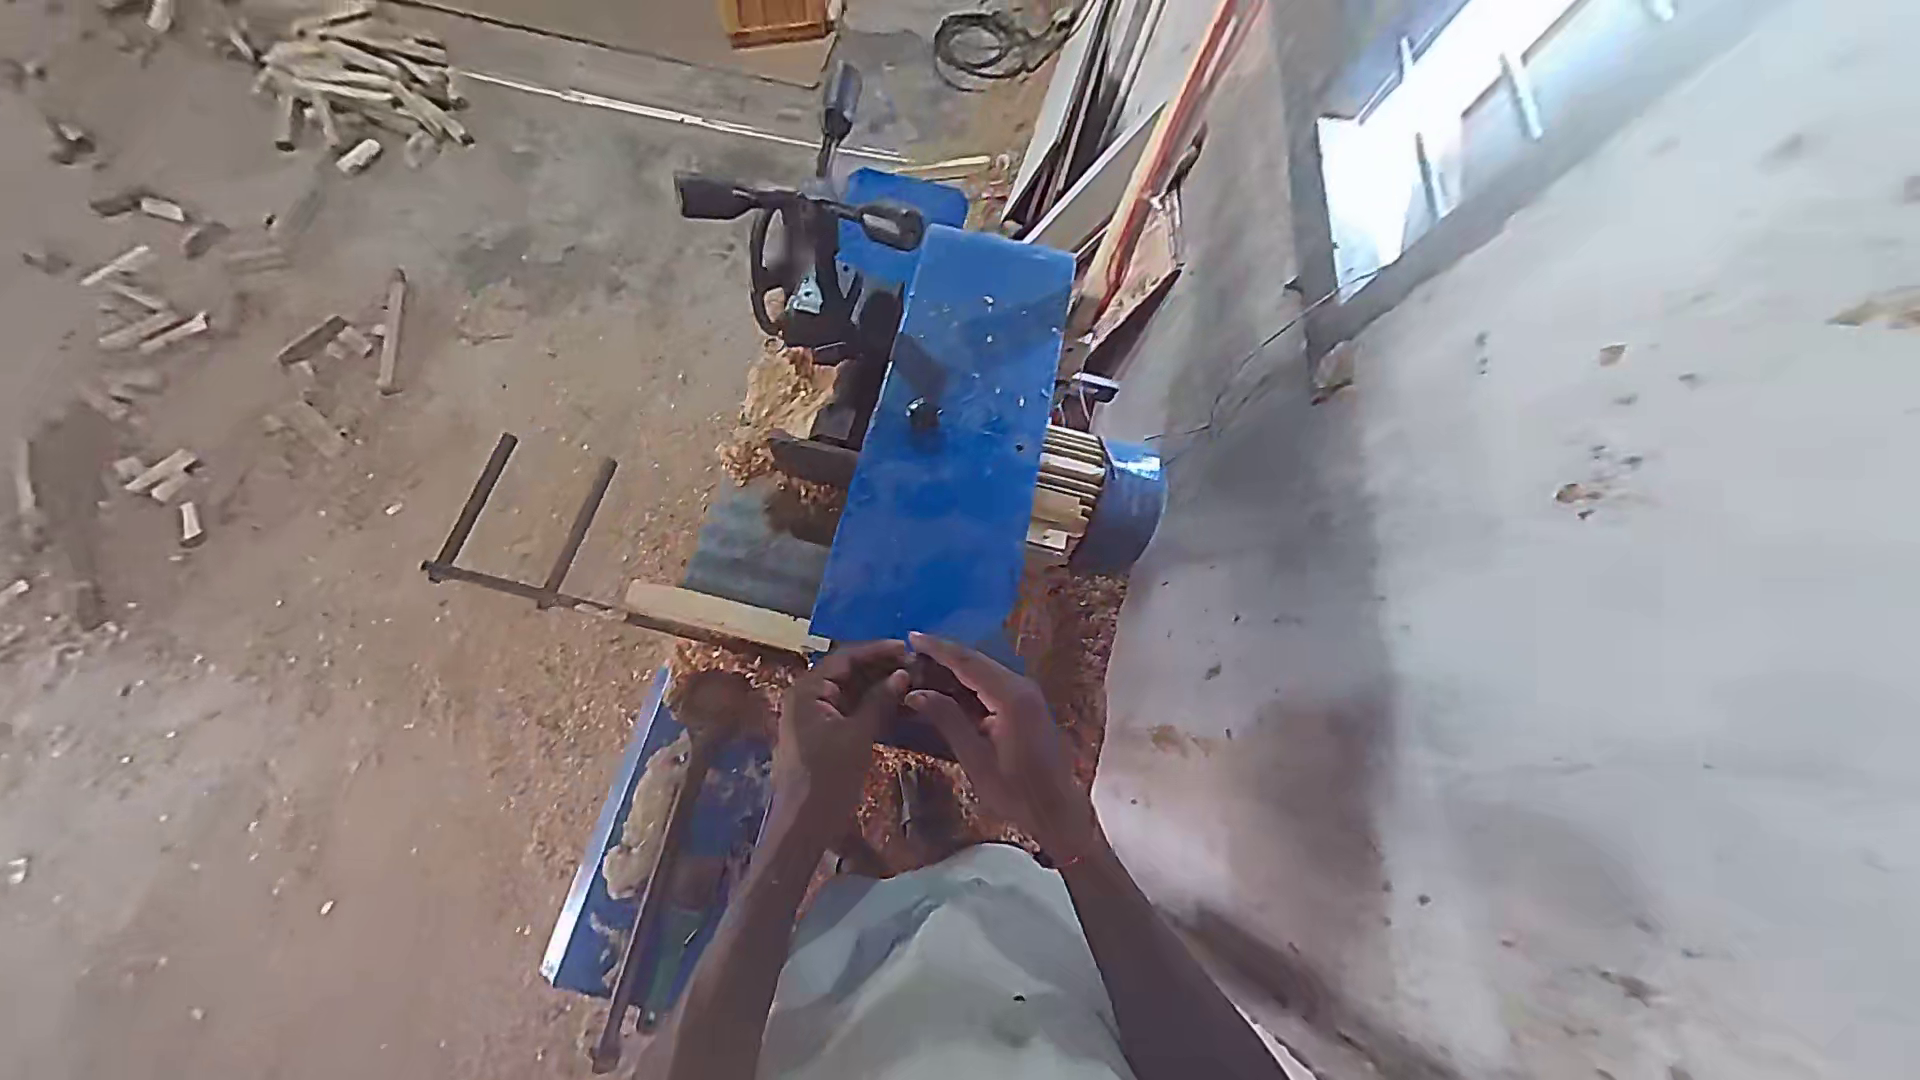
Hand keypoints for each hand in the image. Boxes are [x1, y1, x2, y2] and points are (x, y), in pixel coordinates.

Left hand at [773, 641, 909, 845]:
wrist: (803, 826)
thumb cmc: (827, 777)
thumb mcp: (858, 735)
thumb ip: (880, 700)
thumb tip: (903, 673)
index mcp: (808, 690)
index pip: (845, 657)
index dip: (877, 650)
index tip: (907, 649)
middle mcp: (807, 696)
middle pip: (847, 671)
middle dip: (880, 667)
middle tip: (914, 665)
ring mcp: (814, 715)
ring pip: (850, 690)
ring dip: (878, 684)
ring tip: (911, 680)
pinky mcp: (823, 732)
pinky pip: (849, 708)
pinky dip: (871, 704)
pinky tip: (896, 703)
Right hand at [905, 632, 1101, 862]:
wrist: (1057, 810)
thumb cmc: (1016, 792)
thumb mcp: (976, 759)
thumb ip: (948, 720)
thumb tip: (915, 694)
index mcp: (1011, 697)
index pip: (968, 663)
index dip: (938, 649)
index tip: (912, 637)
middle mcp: (1021, 686)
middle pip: (976, 661)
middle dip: (944, 654)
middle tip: (911, 651)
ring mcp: (1026, 693)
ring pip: (984, 670)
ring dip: (955, 666)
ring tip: (923, 664)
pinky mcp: (1026, 703)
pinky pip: (992, 682)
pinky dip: (968, 680)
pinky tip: (948, 683)